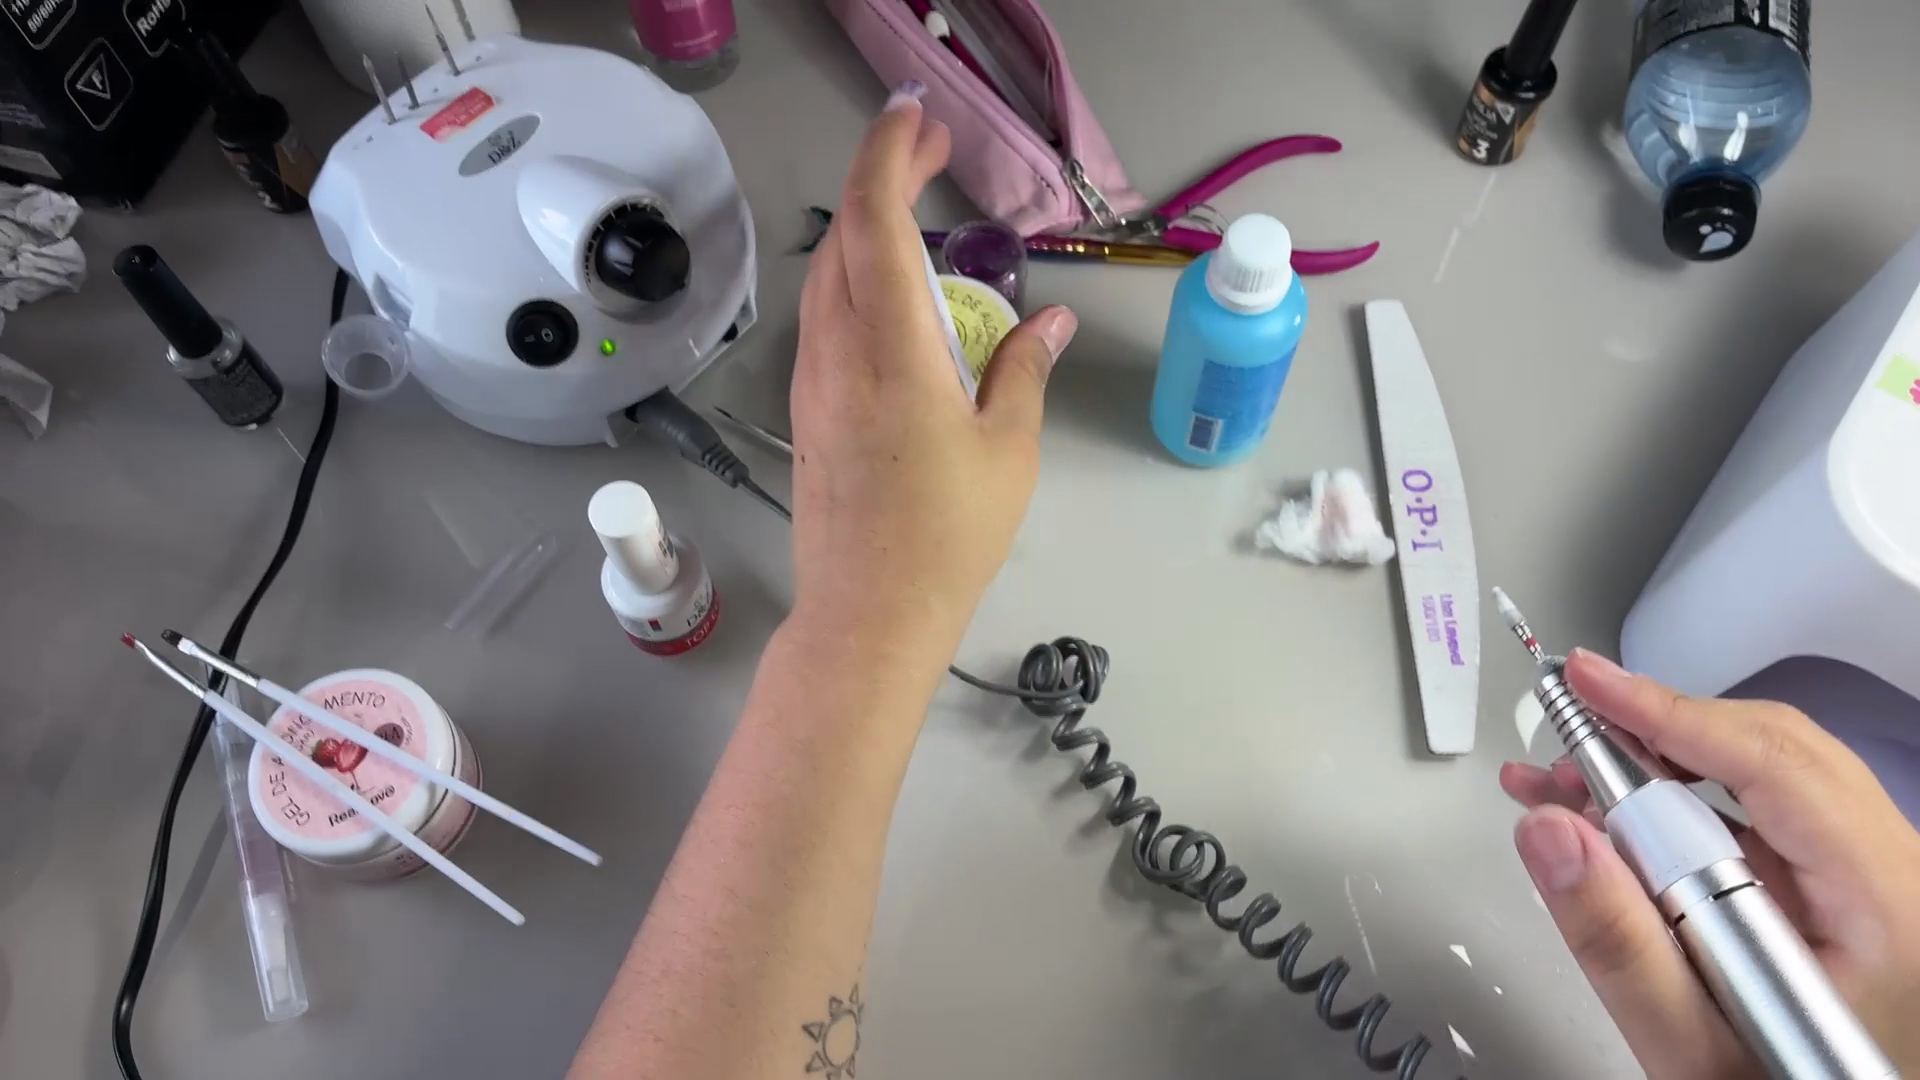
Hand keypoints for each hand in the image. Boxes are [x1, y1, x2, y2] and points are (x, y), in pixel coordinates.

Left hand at [789, 84, 1077, 667]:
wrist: (870, 610)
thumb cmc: (948, 536)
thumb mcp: (1008, 451)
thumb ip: (1024, 369)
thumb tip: (1048, 319)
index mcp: (894, 353)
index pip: (875, 221)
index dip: (890, 154)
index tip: (917, 119)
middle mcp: (839, 354)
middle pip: (844, 239)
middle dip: (882, 182)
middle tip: (930, 162)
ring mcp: (813, 384)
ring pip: (827, 280)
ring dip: (865, 236)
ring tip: (914, 225)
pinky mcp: (807, 412)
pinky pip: (823, 324)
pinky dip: (853, 286)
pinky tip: (890, 304)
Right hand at [1500, 650, 1919, 1077]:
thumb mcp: (1689, 1043)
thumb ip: (1617, 939)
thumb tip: (1546, 827)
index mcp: (1895, 915)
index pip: (1778, 769)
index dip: (1671, 712)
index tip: (1584, 679)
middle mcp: (1899, 882)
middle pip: (1771, 754)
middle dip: (1649, 733)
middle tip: (1561, 733)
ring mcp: (1870, 883)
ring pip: (1752, 777)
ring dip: (1643, 769)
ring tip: (1551, 783)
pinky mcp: (1831, 890)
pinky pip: (1745, 813)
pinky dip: (1661, 800)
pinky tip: (1592, 812)